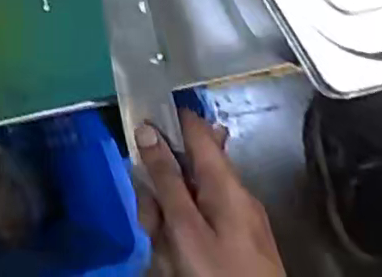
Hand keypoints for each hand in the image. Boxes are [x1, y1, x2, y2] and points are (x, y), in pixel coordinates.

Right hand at [136, 110, 284, 276]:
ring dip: (169, 218)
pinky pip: (204, 222)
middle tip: (150, 222)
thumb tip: (147, 128)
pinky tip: (177, 259)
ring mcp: (242, 220)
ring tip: (163, 250)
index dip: (167, 120)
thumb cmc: (221, 275)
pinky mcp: (242, 244)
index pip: (195, 127)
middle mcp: (236, 193)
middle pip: (188, 169)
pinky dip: (185, 233)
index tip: (139, 130)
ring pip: (192, 198)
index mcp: (225, 182)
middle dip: (161, 188)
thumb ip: (165, 178)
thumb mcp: (184, 229)